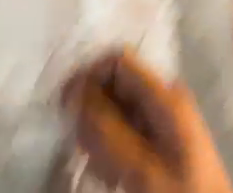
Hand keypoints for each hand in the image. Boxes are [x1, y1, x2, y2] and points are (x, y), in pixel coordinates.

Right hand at [60, 50, 232, 192]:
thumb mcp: (140, 167)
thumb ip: (105, 127)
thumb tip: (74, 93)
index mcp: (166, 95)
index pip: (117, 59)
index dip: (88, 75)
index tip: (66, 106)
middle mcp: (165, 98)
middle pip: (114, 83)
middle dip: (91, 111)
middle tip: (80, 144)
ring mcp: (165, 120)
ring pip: (116, 108)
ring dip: (98, 133)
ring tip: (98, 165)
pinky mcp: (162, 142)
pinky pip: (125, 129)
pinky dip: (110, 146)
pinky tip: (109, 173)